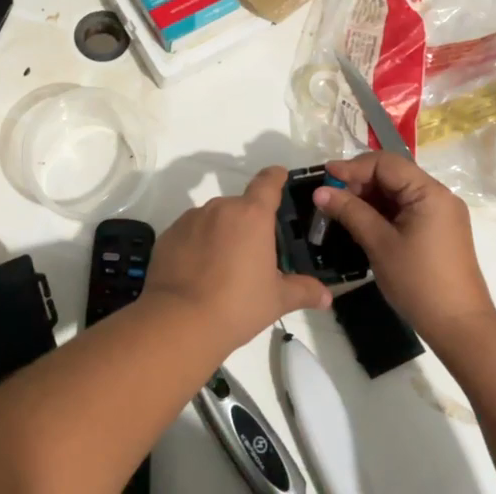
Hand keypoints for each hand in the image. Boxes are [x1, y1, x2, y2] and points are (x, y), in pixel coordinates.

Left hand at [145, 166, 331, 352]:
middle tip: (255, 253)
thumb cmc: (238, 305)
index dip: (275, 176)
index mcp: (252, 215)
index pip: (267, 182)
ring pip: (213, 219)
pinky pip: (190, 233)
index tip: (280, 175)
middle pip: (240, 207)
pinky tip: (199, 272)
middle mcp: (220, 208)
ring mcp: (191, 219)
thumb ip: (303, 291)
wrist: (181, 319)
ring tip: (224, 267)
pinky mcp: (169, 234)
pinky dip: (197, 245)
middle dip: (248, 224)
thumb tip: (326, 296)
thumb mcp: (277, 300)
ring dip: (222, 234)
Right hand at [314, 153, 495, 333]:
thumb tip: (320, 192)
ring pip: (398, 192)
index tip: (325, 178)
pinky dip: (382, 212)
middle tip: (330, 197)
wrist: (460, 328)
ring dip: (369, 198)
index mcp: (430, 193)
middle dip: (360, 182)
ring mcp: (441, 214)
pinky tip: (362, 222)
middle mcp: (439, 196)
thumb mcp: (379, 244)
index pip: (386, 163)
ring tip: (341, 210)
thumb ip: (350, 212)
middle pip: (393, 175)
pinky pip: (406, 209)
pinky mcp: (439, 231)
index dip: (353, 167)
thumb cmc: (419, 282)